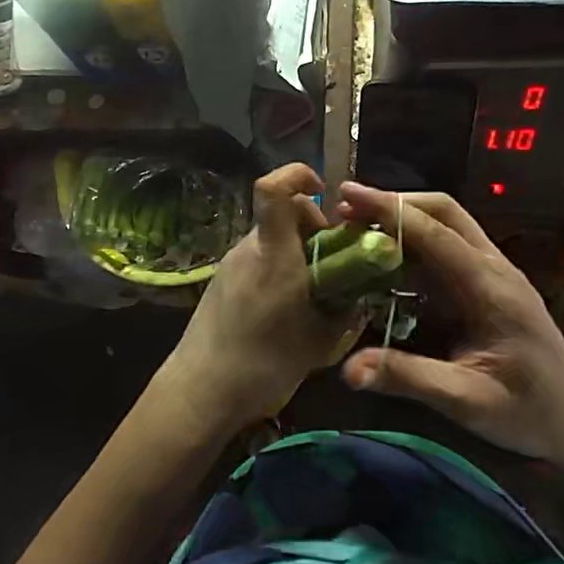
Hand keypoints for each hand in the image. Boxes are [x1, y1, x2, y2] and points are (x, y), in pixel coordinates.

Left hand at [161, 164, 354, 430]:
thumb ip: (346, 308)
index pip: (273, 189)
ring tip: (314, 296)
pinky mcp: (221, 280)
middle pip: (283, 214)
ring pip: (273, 239)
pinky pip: (258, 259)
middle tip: (336, 268)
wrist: (202, 390)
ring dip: (298, 253)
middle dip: (316, 229)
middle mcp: (248, 249)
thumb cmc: (264, 363)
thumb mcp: (321, 340)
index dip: (297, 174)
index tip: (324, 191)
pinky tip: (287, 308)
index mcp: (273, 255)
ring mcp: (231, 264)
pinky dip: (279, 269)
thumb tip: (361, 290)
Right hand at [336, 183, 563, 471]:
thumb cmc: (530, 412)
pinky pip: (445, 248)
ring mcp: (493, 274)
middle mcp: (493, 268)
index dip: (389, 210)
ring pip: (446, 225)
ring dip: (401, 218)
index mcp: (491, 288)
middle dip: (394, 203)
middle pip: (444, 212)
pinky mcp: (486, 286)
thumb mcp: (466, 401)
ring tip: (354, 227)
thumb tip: (349, 369)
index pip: (436, 233)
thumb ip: (408, 378)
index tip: (346, 194)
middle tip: (345, 209)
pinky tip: (382, 258)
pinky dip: (410, 242)